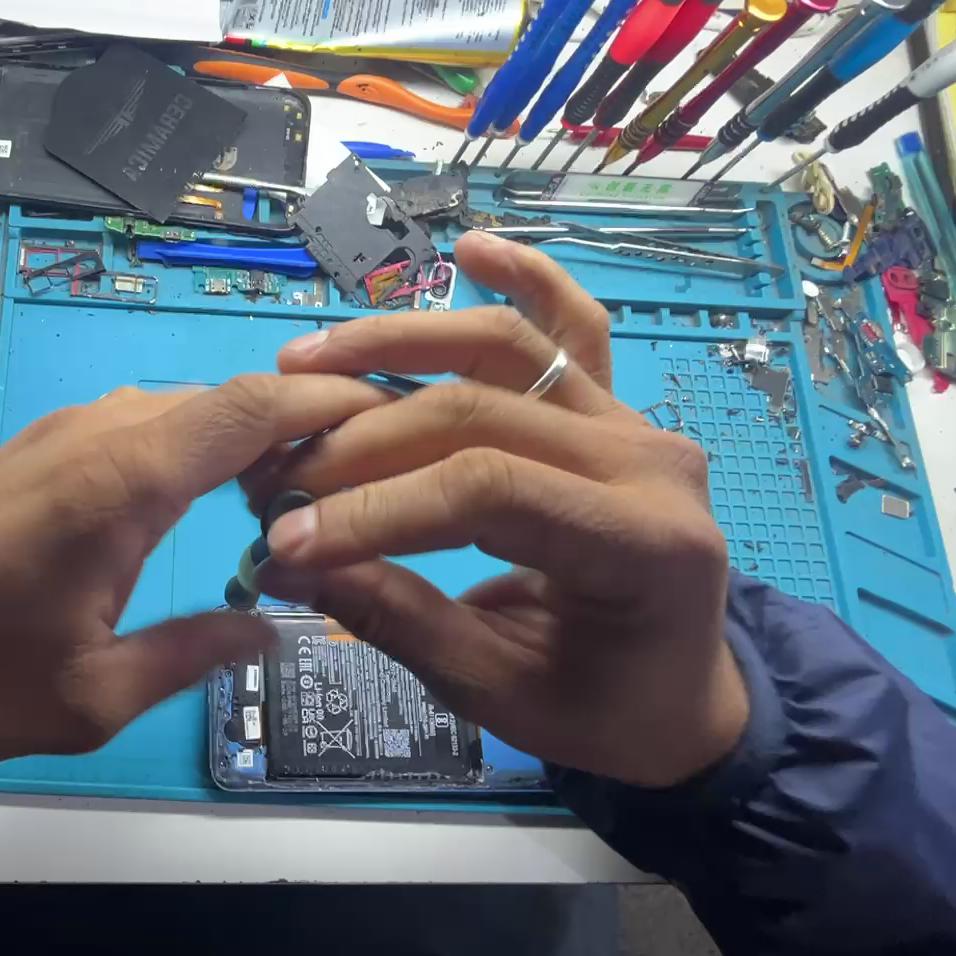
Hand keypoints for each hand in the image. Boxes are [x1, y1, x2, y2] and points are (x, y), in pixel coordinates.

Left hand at [0, 374, 391, 766]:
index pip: (253, 407)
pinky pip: (144, 427)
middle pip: (229, 400)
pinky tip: (211, 500)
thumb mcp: (94, 694)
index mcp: (123, 480)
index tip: (390, 428)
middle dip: (303, 430)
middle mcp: (101, 432)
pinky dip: (197, 449)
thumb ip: (196, 651)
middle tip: (356, 488)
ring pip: (187, 411)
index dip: (332, 406)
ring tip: (296, 501)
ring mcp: (67, 430)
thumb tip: (274, 626)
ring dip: (248, 441)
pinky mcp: (43, 445)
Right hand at [255, 231, 748, 787]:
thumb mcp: (493, 689)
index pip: (483, 489)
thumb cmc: (596, 707)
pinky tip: (472, 247)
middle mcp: (644, 457)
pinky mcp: (610, 407)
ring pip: (504, 347)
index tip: (283, 538)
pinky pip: (571, 328)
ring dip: (397, 342)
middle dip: (359, 441)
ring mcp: (630, 418)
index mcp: (639, 542)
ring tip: (305, 359)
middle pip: (476, 409)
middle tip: (276, 474)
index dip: (373, 507)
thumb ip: (392, 618)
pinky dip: (525, 280)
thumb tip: (284, 562)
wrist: (679, 699)